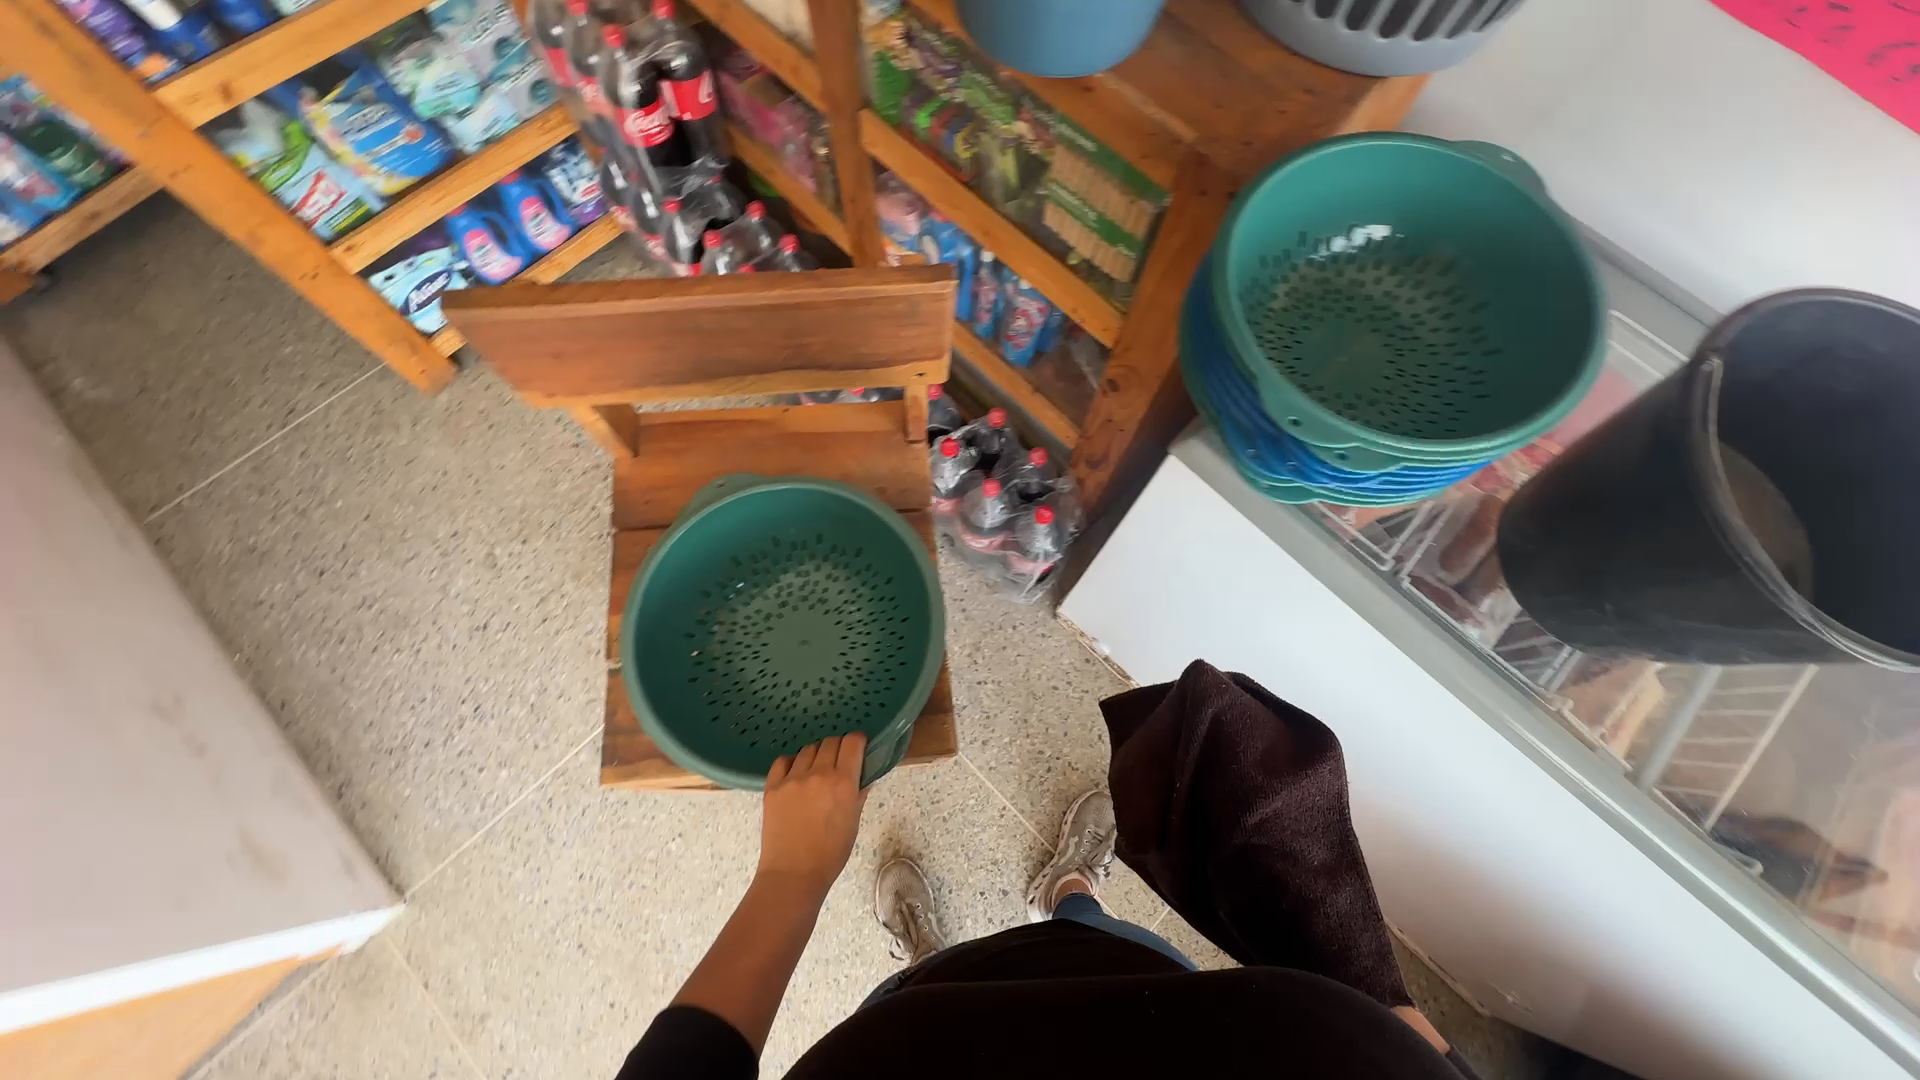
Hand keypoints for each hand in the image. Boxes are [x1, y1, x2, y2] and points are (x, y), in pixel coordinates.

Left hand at [757, 733, 868, 900]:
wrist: (793, 874)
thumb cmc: (830, 853)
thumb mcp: (854, 822)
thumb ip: (859, 793)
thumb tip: (865, 776)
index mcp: (843, 782)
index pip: (852, 742)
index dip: (858, 741)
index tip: (859, 746)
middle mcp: (818, 773)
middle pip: (830, 741)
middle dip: (838, 747)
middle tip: (839, 761)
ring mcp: (792, 779)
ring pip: (808, 749)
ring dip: (816, 755)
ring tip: (816, 771)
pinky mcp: (772, 787)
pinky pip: (783, 761)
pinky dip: (791, 762)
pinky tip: (795, 774)